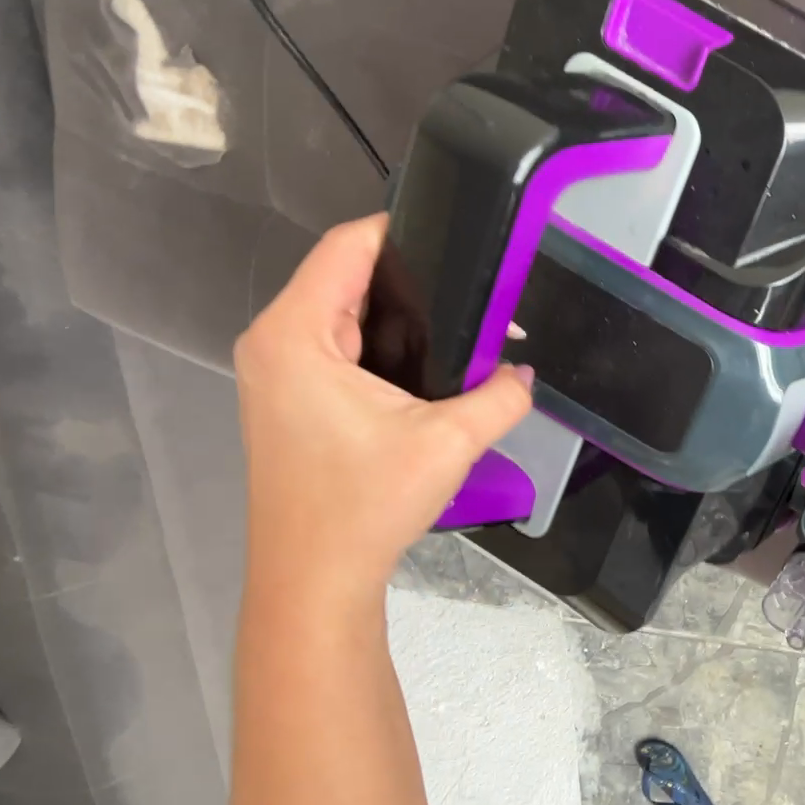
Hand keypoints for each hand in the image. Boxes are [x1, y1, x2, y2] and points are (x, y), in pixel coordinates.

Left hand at [235, 214, 532, 593]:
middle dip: (416, 280)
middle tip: (484, 292)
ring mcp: (282, 374)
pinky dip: (390, 348)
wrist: (316, 574)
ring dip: (406, 317)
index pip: (346, 248)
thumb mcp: (450, 443)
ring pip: (348, 316)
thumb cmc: (365, 503)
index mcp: (297, 336)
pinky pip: (345, 350)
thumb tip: (527, 375)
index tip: (462, 236)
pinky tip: (436, 369)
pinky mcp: (296, 401)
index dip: (401, 230)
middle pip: (347, 279)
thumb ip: (500, 398)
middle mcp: (277, 344)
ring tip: (471, 328)